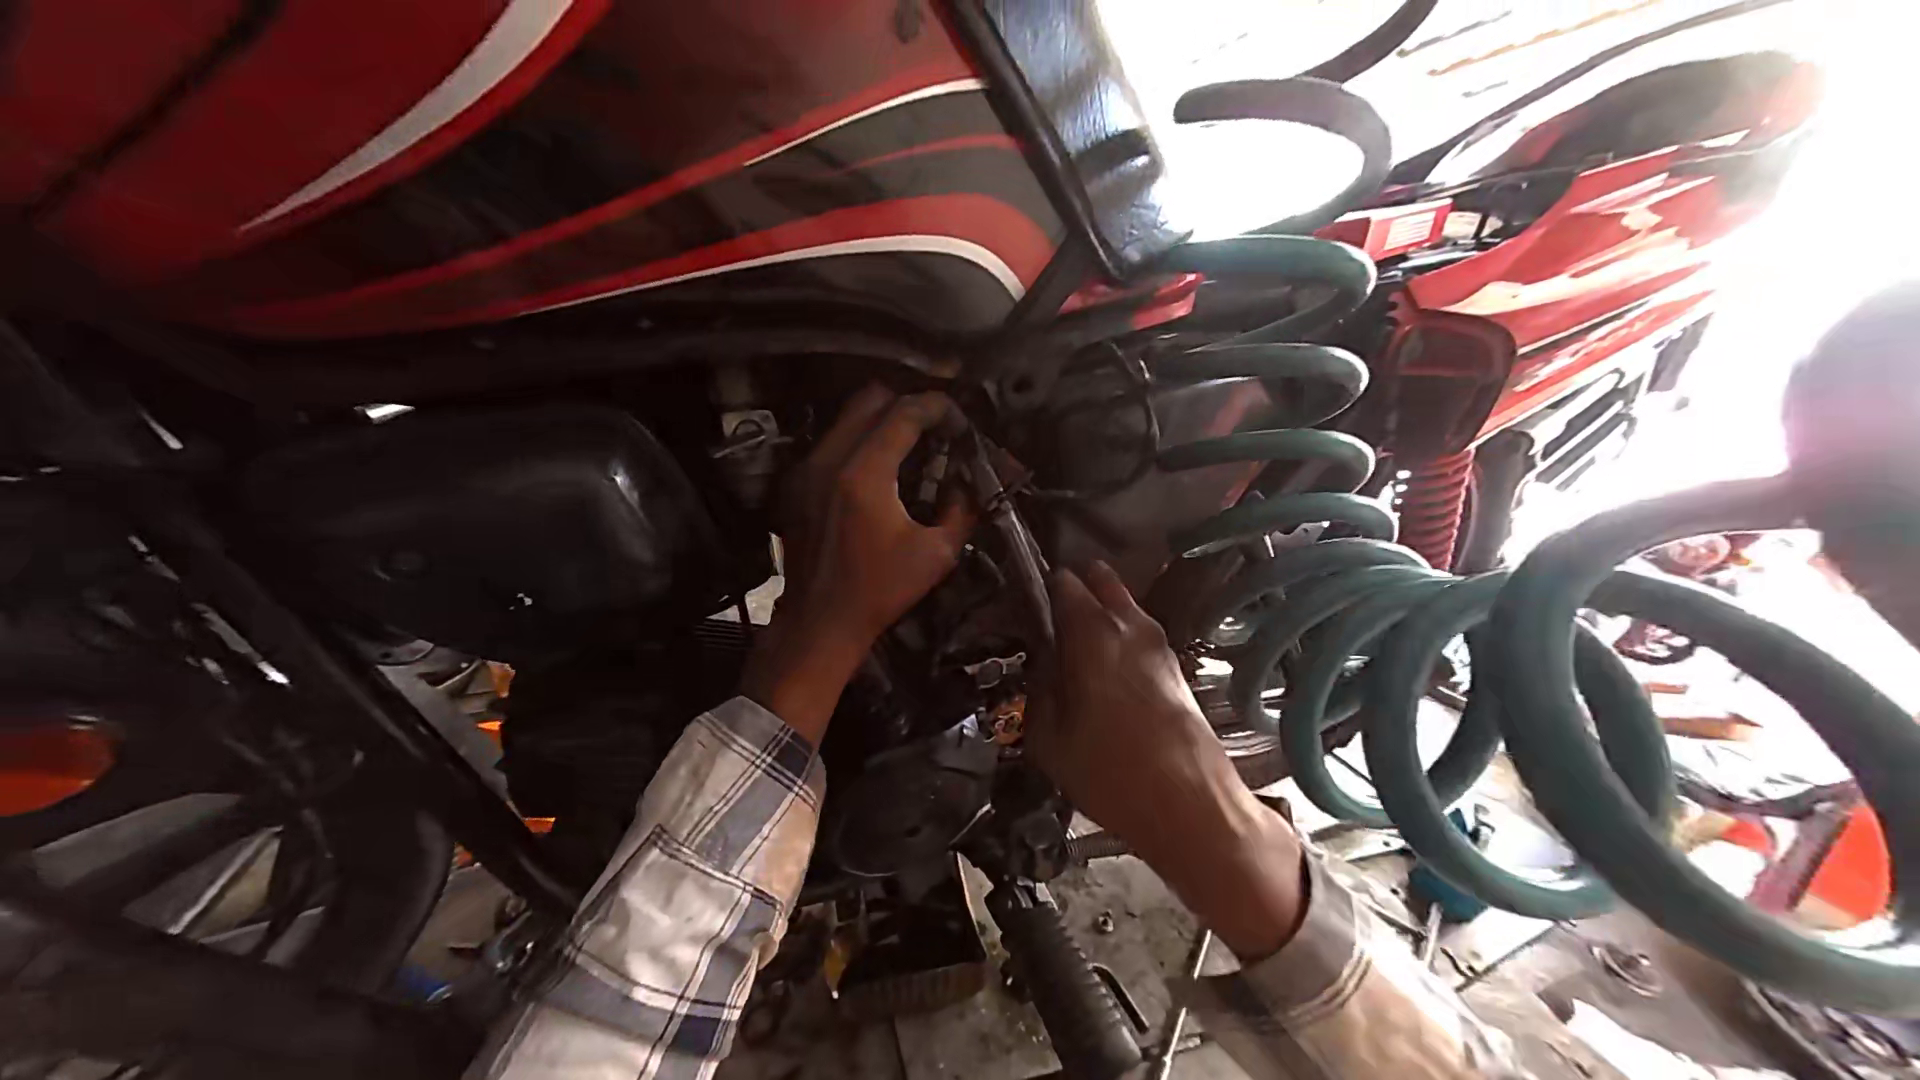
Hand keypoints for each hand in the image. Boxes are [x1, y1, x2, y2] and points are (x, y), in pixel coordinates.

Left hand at [742, 385, 975, 740]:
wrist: (821, 621)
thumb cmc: (880, 591)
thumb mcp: (936, 553)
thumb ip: (961, 508)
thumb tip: (969, 481)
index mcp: (863, 475)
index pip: (904, 412)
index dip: (938, 408)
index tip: (958, 423)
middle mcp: (828, 460)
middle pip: (871, 398)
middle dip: (910, 403)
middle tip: (936, 427)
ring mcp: (806, 469)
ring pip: (847, 416)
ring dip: (883, 419)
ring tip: (912, 444)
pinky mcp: (796, 483)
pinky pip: (832, 440)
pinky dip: (860, 440)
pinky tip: (881, 467)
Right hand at [1027, 561, 1307, 959]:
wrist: (1191, 805)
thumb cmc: (1110, 772)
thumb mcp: (1048, 739)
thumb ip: (1038, 691)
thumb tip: (1040, 668)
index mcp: (1091, 632)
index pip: (1062, 582)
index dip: (1040, 589)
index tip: (1025, 607)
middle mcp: (1129, 625)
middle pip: (1100, 579)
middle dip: (1075, 588)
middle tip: (1051, 620)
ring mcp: (1158, 643)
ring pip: (1124, 605)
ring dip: (1100, 613)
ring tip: (1076, 649)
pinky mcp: (1176, 666)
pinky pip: (1138, 633)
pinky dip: (1120, 637)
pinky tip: (1106, 674)